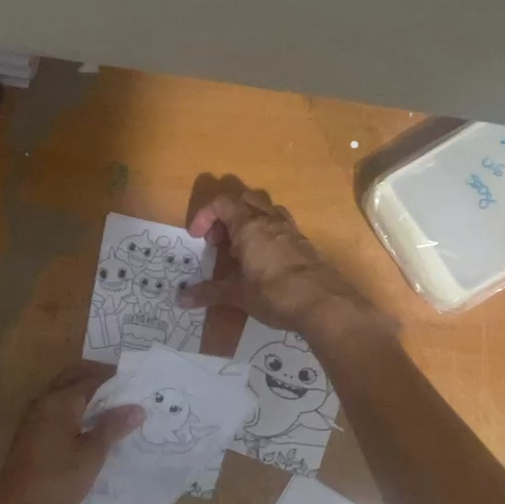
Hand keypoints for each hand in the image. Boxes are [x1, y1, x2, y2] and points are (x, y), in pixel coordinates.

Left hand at [0, 364, 142, 503]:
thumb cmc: (56, 480)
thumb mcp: (91, 455)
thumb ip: (112, 427)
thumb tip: (136, 407)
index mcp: (60, 401)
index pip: (92, 378)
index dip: (116, 379)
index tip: (139, 385)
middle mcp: (44, 401)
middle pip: (73, 377)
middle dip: (98, 379)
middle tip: (124, 392)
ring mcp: (34, 416)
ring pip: (63, 392)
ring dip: (85, 393)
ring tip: (111, 408)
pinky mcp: (30, 432)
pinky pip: (56, 408)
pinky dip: (74, 408)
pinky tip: (88, 426)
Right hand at [177, 174, 392, 346]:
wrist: (324, 303)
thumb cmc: (274, 293)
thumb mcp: (237, 295)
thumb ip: (209, 293)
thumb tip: (181, 300)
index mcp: (249, 226)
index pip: (222, 203)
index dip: (205, 215)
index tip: (197, 238)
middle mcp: (270, 220)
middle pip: (244, 200)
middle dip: (226, 216)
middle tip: (218, 241)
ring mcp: (290, 229)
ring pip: (265, 209)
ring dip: (248, 221)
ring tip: (239, 248)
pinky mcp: (303, 243)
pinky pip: (279, 226)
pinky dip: (265, 234)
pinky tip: (261, 260)